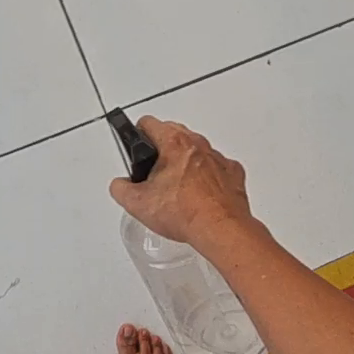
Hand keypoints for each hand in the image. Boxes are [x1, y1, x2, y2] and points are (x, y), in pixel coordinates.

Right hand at [108, 116, 257, 246]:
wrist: (220, 230)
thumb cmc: (186, 212)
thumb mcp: (137, 203)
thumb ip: (120, 188)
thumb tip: (120, 185)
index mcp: (173, 143)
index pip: (148, 123)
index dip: (136, 134)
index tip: (135, 146)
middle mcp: (197, 144)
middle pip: (173, 133)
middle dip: (161, 150)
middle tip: (154, 173)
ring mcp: (217, 158)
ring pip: (196, 151)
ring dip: (186, 163)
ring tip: (177, 189)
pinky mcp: (232, 173)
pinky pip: (216, 168)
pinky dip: (208, 178)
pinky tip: (200, 196)